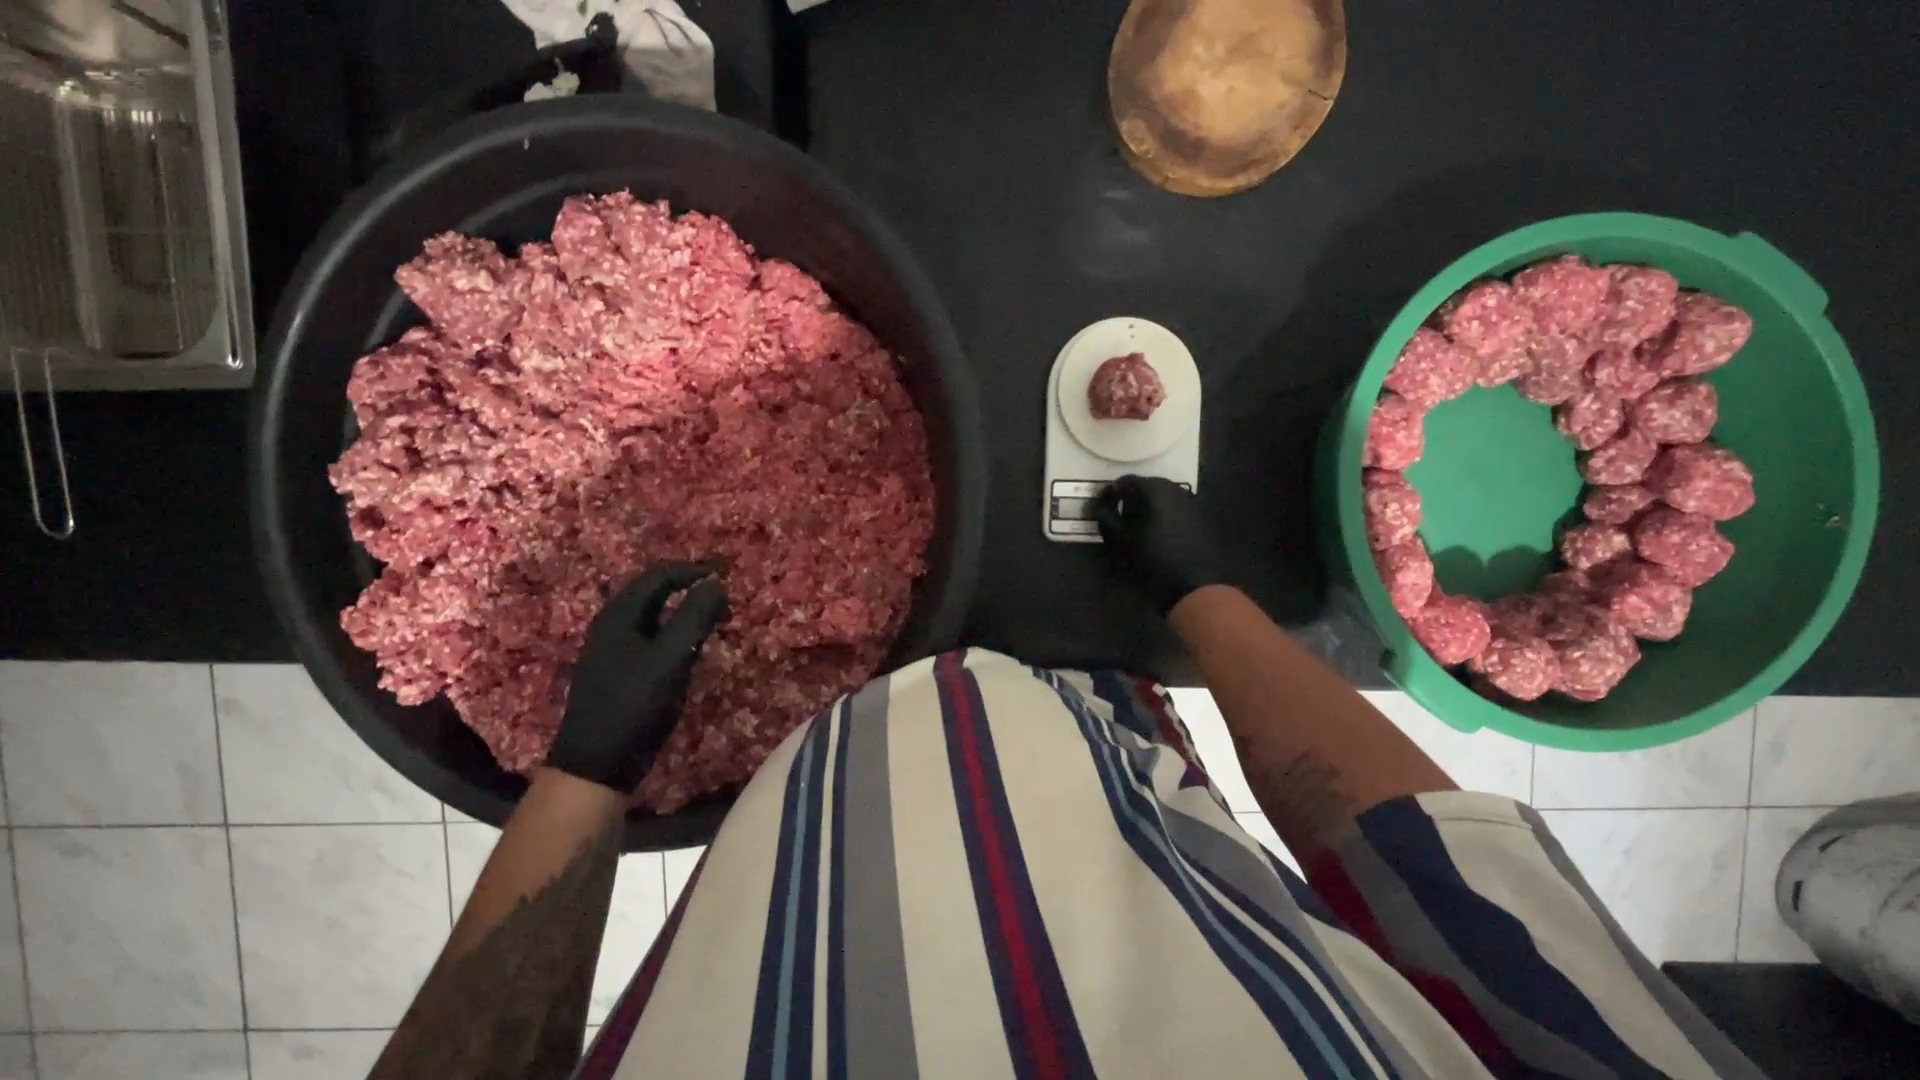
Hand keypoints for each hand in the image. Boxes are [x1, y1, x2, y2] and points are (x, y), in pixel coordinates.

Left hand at [545, 562, 728, 793]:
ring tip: (712, 619)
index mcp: (619, 614)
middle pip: (653, 592)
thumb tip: (716, 582)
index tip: (726, 575)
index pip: (659, 574)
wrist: (596, 764)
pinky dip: (673, 632)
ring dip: (682, 611)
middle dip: (689, 587)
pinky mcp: (616, 671)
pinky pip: (649, 637)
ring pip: (652, 616)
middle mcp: (611, 624)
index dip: (694, 570)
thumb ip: (694, 617)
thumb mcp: (670, 659)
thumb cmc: (635, 706)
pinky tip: (687, 649)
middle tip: (722, 597)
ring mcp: (610, 649)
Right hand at [1090, 474, 1226, 613]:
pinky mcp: (1201, 516)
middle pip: (1144, 486)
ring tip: (1138, 527)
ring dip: (1148, 507)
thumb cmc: (1151, 561)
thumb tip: (1098, 505)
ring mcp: (1191, 501)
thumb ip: (1105, 517)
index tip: (1102, 508)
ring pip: (1162, 497)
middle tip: (1119, 518)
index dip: (1109, 494)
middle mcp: (1173, 487)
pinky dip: (1164, 515)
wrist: (1194, 585)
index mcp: (1152, 489)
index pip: (1123, 481)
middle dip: (1130, 499)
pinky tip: (1159, 534)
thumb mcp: (1119, 541)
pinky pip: (1176, 508)